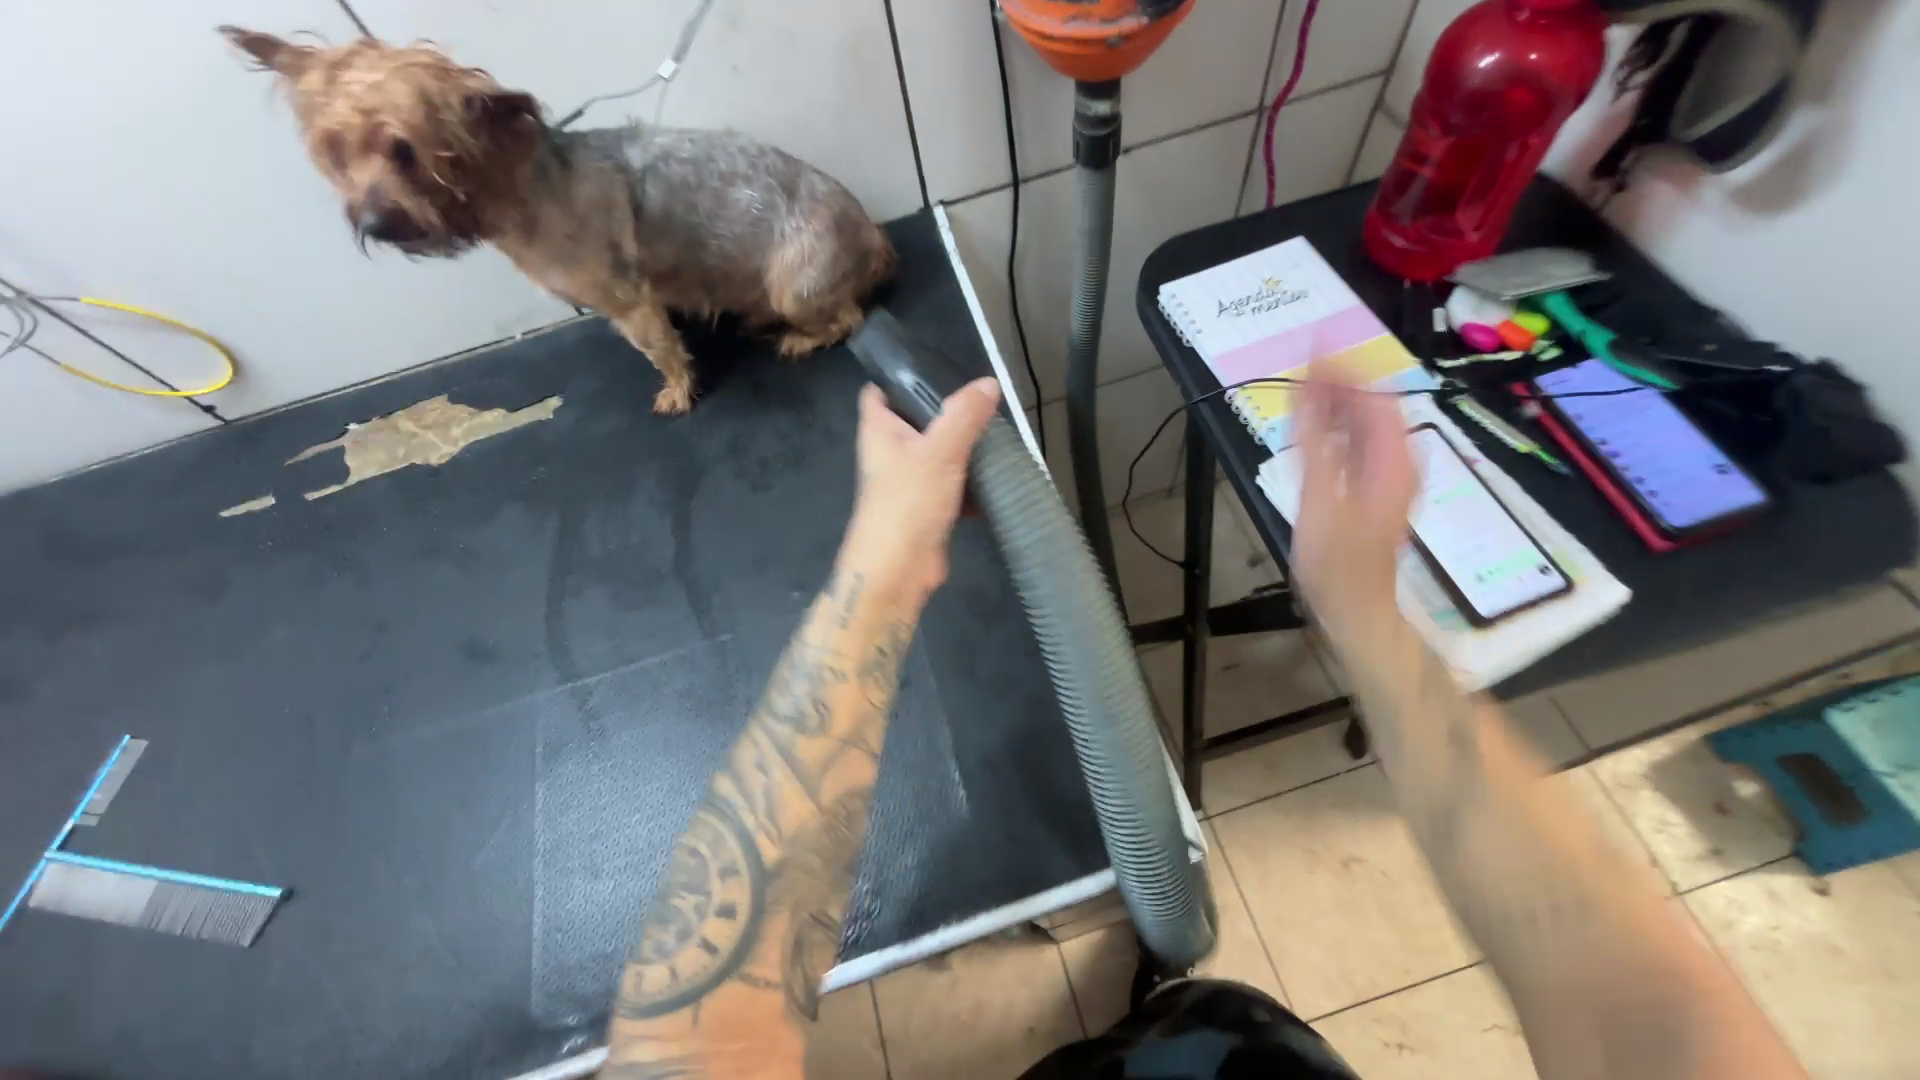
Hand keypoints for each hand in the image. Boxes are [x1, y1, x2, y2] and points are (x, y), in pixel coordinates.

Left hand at [841, 377, 1001, 599]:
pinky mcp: (926, 509)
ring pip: (939, 455)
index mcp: (880, 431)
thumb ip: (965, 415)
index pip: (879, 392)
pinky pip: (952, 488)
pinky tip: (997, 479)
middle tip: (983, 404)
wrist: (898, 570)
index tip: (936, 369)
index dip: (900, 378)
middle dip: (948, 415)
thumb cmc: (908, 502)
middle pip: (917, 422)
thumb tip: (989, 384)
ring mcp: (907, 483)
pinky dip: (971, 486)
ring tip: (998, 436)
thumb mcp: (940, 450)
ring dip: (964, 451)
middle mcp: (889, 453)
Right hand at [1291, 361, 1416, 646]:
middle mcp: (1400, 460)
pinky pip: (1362, 442)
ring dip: (1337, 401)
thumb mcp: (1320, 501)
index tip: (1312, 349)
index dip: (1346, 367)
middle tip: (1300, 365)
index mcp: (1393, 459)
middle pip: (1375, 404)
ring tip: (1302, 388)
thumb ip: (1314, 442)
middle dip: (1340, 380)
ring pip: (1368, 422)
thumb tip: (1305, 390)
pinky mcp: (1377, 488)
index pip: (1376, 395)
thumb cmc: (1338, 564)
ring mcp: (1391, 475)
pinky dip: (1339, 427)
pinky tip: (1315, 426)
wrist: (1358, 609)